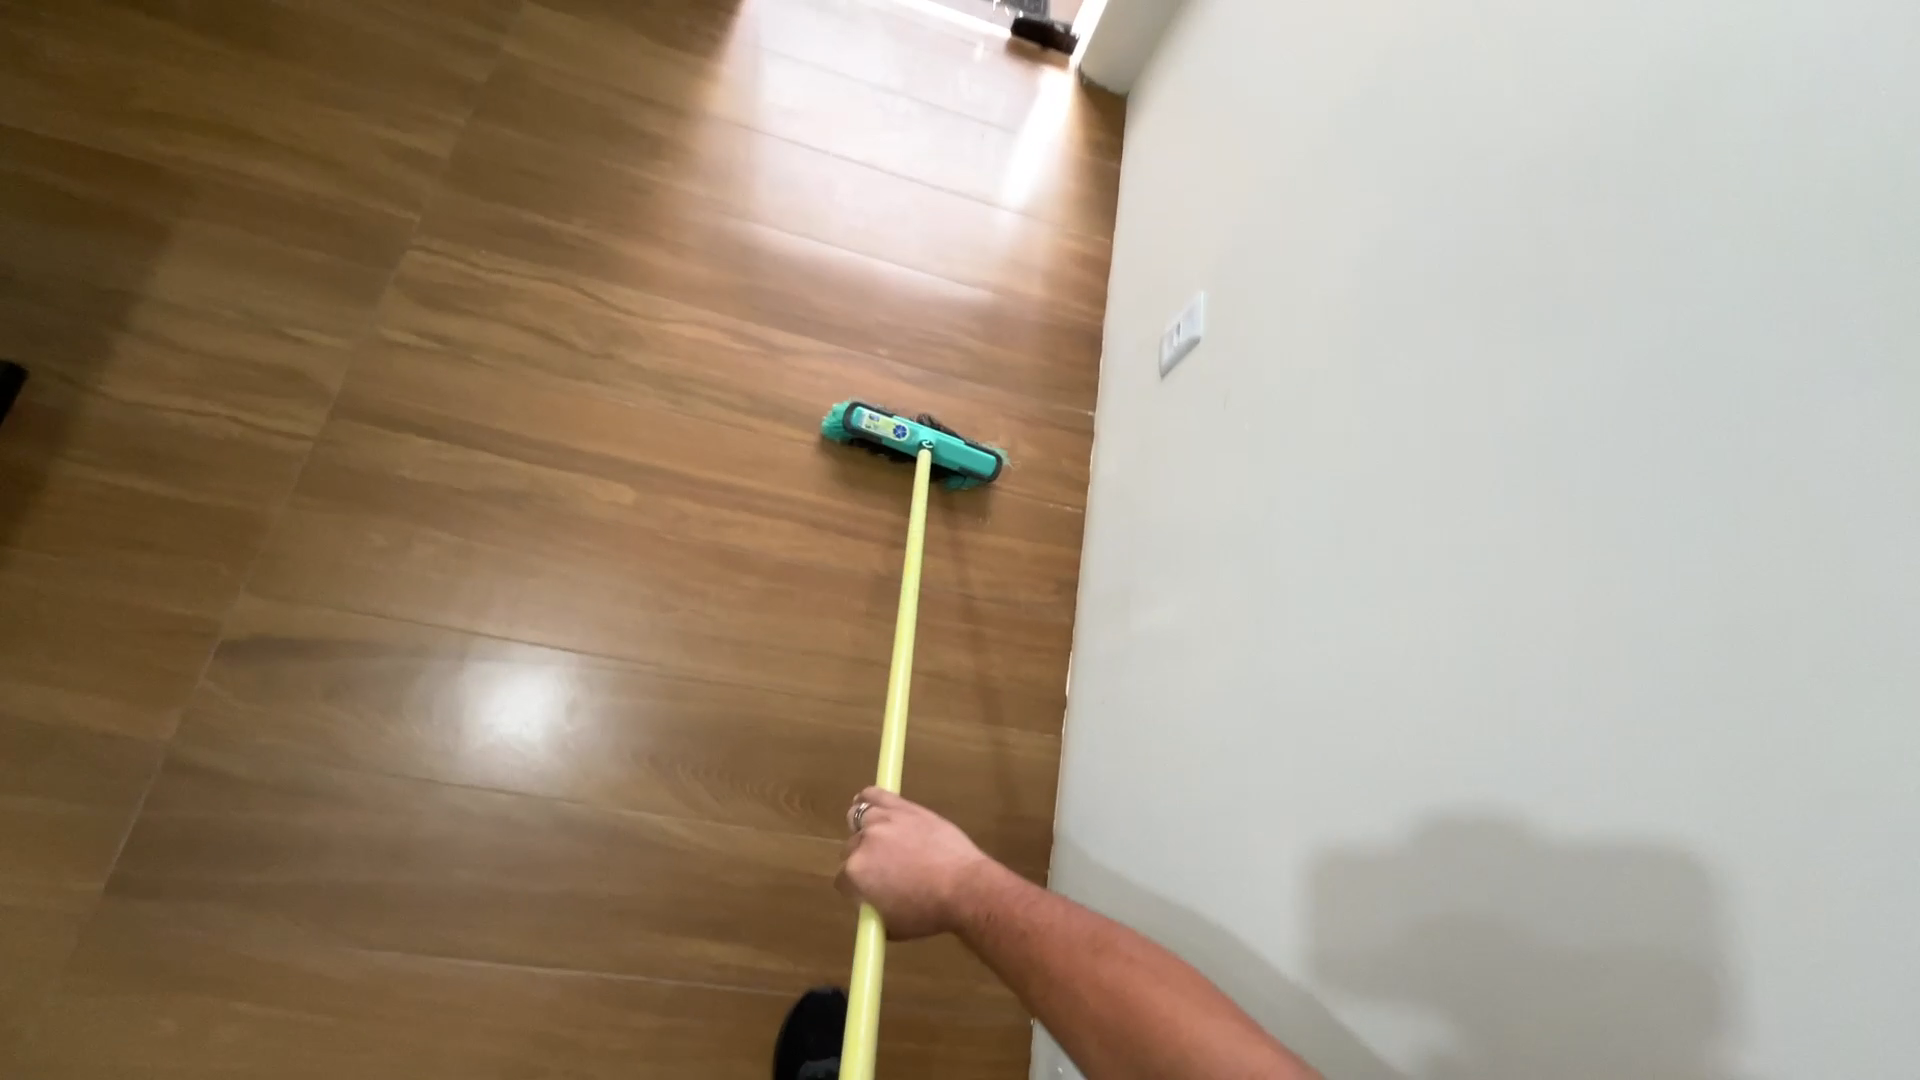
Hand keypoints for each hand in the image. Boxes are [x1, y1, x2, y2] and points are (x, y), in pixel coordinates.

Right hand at [837, 787, 996, 939]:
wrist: (963, 886)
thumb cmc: (928, 912)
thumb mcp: (890, 926)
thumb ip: (871, 911)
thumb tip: (868, 903)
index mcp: (855, 875)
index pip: (843, 879)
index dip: (857, 887)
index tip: (872, 891)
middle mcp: (862, 844)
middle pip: (850, 848)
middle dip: (863, 859)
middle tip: (884, 868)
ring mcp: (881, 821)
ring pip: (858, 817)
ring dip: (863, 828)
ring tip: (878, 836)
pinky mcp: (901, 807)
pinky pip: (873, 795)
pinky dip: (867, 798)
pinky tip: (867, 802)